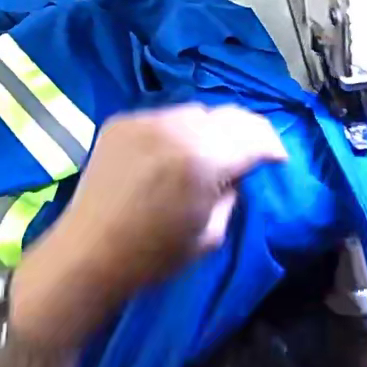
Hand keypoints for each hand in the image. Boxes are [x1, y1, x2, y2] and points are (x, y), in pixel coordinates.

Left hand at [11, 105, 286, 350]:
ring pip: (194, 111)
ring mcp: (145, 119)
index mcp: (203, 158)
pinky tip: (170, 153)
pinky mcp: (122, 120)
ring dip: (209, 128)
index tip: (278, 159)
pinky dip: (175, 131)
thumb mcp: (211, 233)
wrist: (88, 251)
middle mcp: (176, 127)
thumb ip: (232, 191)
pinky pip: (163, 117)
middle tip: (251, 151)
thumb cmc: (154, 255)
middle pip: (227, 114)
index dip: (273, 146)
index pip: (254, 136)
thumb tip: (239, 168)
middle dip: (245, 132)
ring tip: (208, 150)